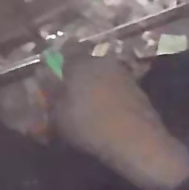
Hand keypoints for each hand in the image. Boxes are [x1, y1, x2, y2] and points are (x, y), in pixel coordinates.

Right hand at [56, 58, 188, 189]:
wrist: (136, 140)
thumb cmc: (89, 125)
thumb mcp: (58, 117)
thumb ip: (52, 99)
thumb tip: (49, 89)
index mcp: (80, 63)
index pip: (67, 49)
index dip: (61, 60)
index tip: (56, 73)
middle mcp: (103, 61)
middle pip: (87, 63)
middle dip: (80, 76)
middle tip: (73, 95)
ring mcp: (124, 74)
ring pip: (104, 76)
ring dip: (97, 87)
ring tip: (91, 108)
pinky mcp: (139, 89)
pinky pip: (118, 89)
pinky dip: (112, 97)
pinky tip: (108, 114)